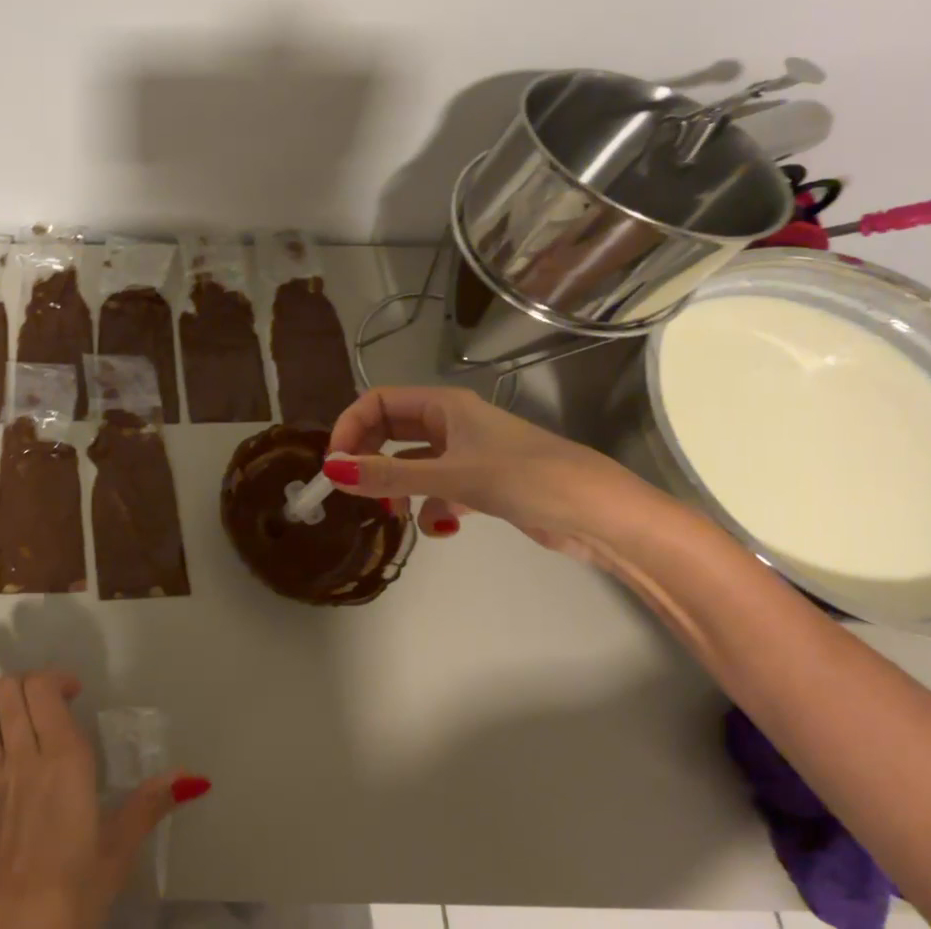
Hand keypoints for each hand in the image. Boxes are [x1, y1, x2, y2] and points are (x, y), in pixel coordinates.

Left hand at [0, 672, 206, 928]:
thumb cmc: (77, 887)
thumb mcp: (120, 847)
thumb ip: (151, 803)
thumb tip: (192, 777)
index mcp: (61, 757)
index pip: (42, 687)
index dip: (56, 678)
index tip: (75, 694)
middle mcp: (20, 756)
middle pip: (8, 689)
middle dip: (27, 685)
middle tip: (50, 706)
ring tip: (19, 728)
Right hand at [325, 385, 657, 569]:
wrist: (600, 514)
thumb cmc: (526, 479)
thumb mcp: (451, 476)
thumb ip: (389, 475)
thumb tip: (331, 471)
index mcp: (444, 406)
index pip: (377, 402)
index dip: (350, 428)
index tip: (335, 464)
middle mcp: (451, 424)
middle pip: (390, 432)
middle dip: (369, 459)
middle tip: (354, 491)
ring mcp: (467, 455)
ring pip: (411, 464)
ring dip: (397, 488)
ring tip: (398, 514)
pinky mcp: (482, 485)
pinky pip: (436, 489)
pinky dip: (431, 508)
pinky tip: (442, 528)